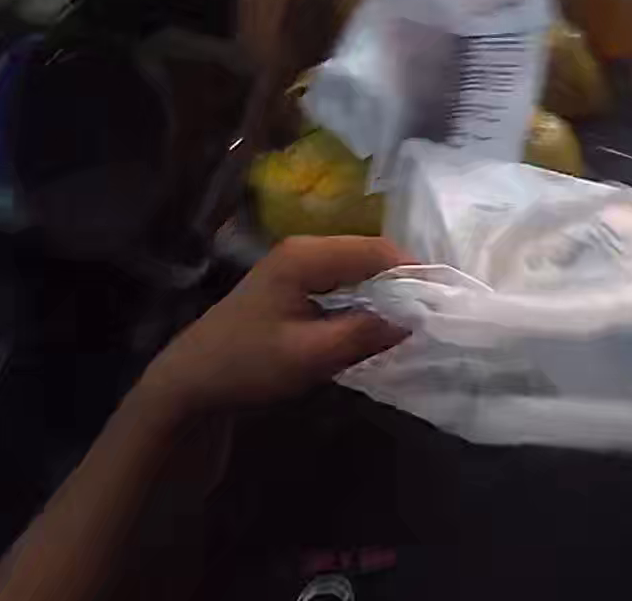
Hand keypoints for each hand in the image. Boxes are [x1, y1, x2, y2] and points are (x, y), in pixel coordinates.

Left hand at [137, 235, 409, 419]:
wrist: (190, 383)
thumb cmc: (246, 365)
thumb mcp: (307, 356)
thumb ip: (362, 334)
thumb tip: (413, 320)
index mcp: (306, 255)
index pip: (374, 250)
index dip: (411, 269)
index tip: (441, 296)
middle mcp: (305, 248)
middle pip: (368, 252)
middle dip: (401, 277)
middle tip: (432, 307)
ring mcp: (298, 263)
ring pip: (357, 265)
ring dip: (385, 286)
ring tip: (414, 312)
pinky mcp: (296, 281)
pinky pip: (343, 279)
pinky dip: (365, 294)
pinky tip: (378, 316)